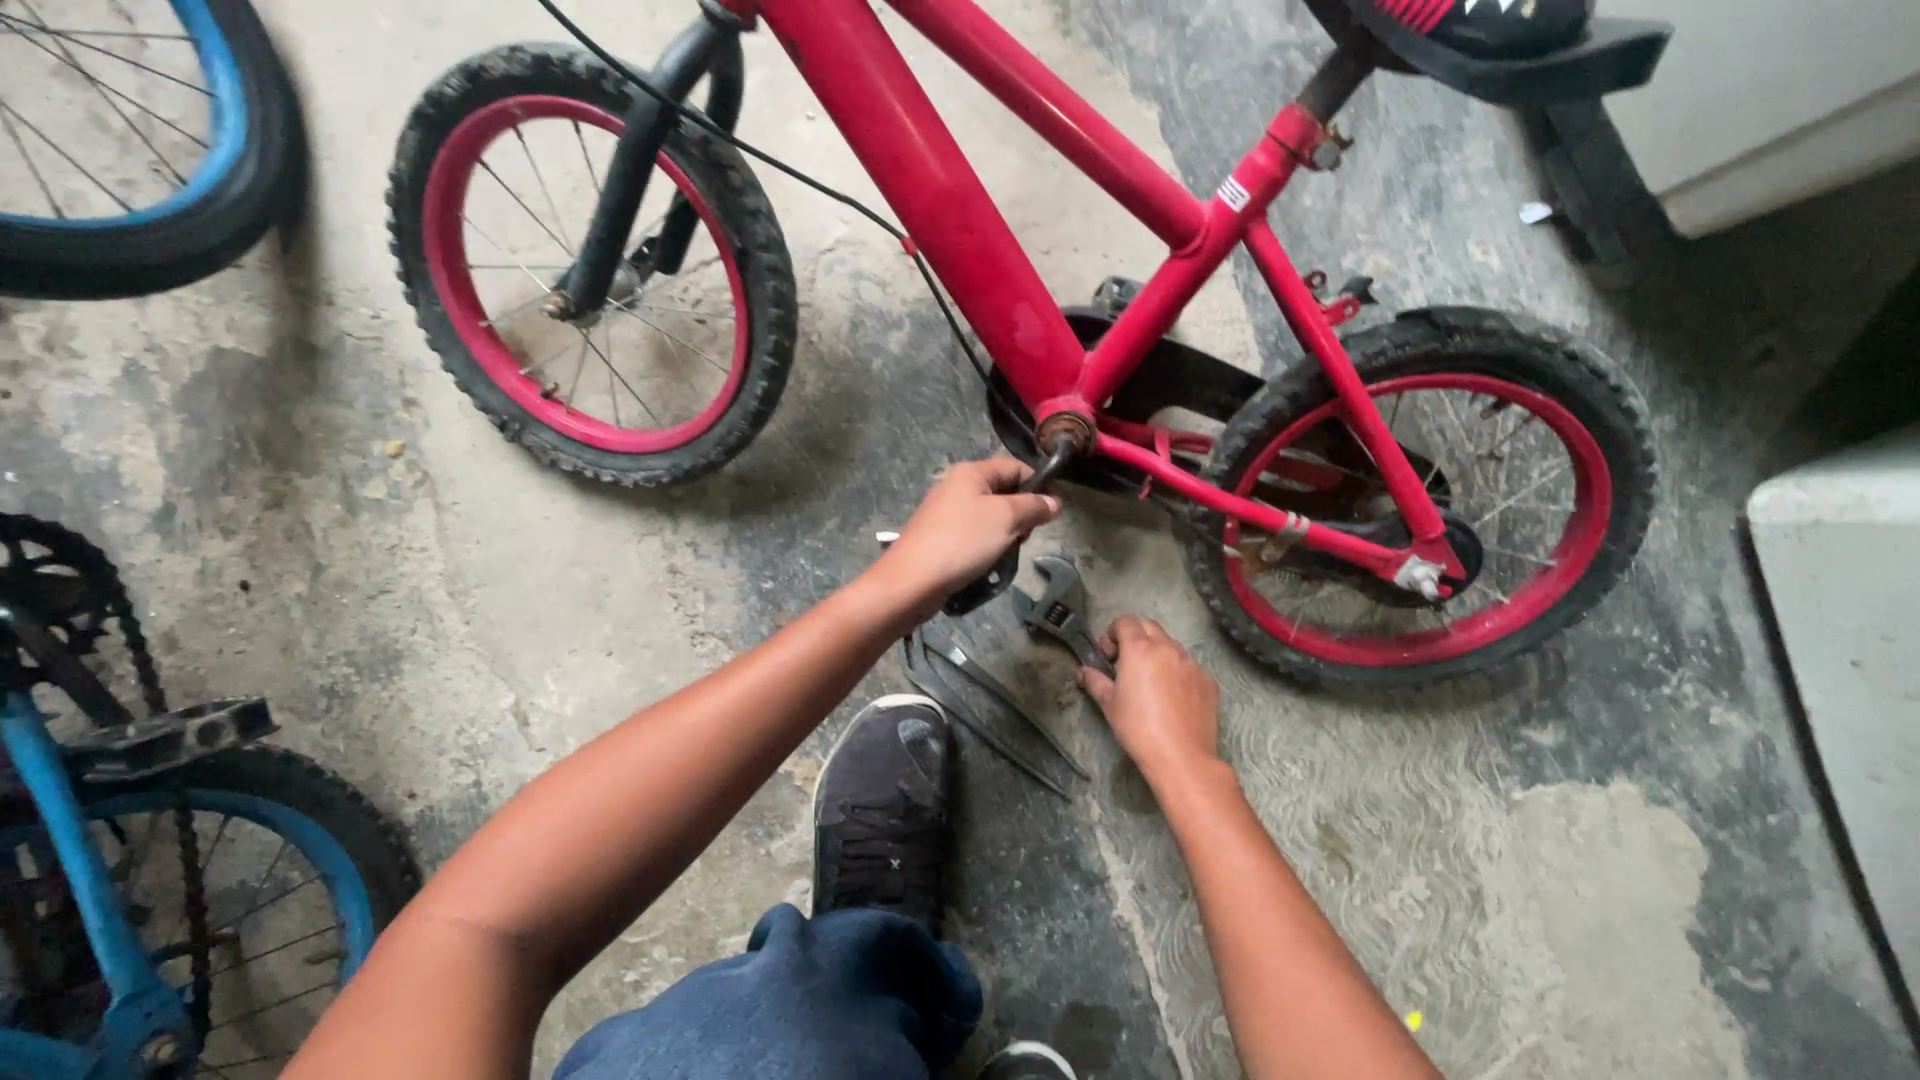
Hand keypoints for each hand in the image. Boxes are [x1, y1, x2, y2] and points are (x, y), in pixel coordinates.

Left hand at [874, 457, 1060, 612]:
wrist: (913, 580)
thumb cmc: (962, 541)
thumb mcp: (1006, 519)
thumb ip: (1033, 507)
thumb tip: (1054, 502)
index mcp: (970, 472)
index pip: (1015, 467)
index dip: (1036, 486)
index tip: (1049, 513)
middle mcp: (956, 486)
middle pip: (1002, 494)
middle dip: (1019, 516)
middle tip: (1022, 538)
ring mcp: (945, 513)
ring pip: (989, 519)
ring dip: (1003, 536)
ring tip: (1004, 555)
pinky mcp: (940, 538)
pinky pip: (973, 537)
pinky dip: (984, 549)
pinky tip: (985, 565)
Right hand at [1080, 616, 1220, 783]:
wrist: (1181, 756)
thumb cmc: (1138, 728)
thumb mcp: (1109, 704)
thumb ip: (1095, 681)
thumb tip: (1084, 671)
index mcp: (1140, 649)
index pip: (1125, 621)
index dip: (1112, 633)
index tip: (1108, 655)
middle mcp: (1168, 648)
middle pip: (1149, 626)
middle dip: (1134, 636)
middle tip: (1125, 662)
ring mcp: (1192, 663)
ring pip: (1171, 645)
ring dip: (1157, 652)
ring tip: (1150, 680)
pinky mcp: (1208, 680)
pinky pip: (1188, 665)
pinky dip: (1176, 670)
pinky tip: (1172, 696)